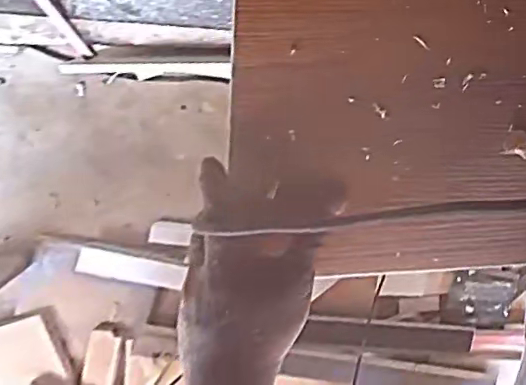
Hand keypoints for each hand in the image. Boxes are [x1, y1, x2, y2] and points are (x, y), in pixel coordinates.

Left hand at [180, 159, 339, 383]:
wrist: (227, 380)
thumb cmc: (264, 326)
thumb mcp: (296, 278)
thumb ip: (308, 237)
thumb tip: (332, 199)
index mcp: (224, 257)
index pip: (219, 211)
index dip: (216, 185)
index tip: (210, 162)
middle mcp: (201, 271)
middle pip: (207, 229)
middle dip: (222, 206)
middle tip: (241, 189)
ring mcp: (193, 294)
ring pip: (204, 251)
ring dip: (224, 232)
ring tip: (248, 225)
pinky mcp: (193, 311)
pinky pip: (206, 271)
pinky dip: (224, 256)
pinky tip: (245, 265)